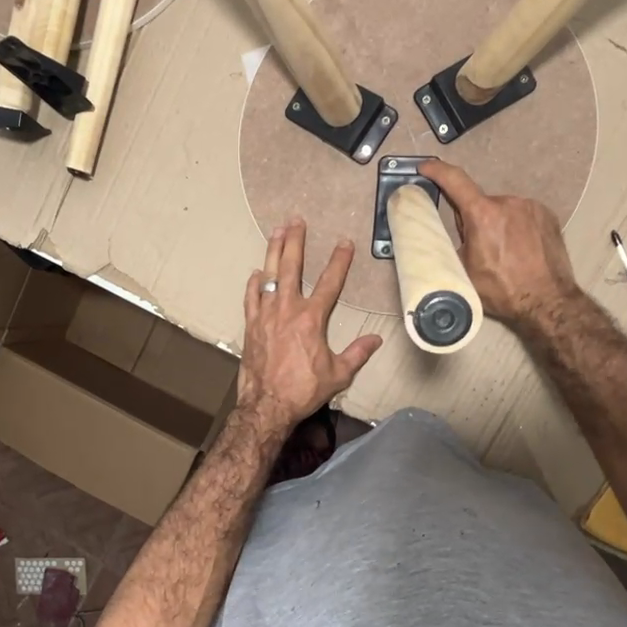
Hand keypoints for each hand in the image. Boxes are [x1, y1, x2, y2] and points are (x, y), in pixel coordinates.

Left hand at [238, 220, 382, 433]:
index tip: (344, 243)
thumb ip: (357, 353)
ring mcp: (265, 316)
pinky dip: (254, 284)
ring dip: (272, 252)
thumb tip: (376, 340)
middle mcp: (287, 310)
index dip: (339, 261)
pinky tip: (256, 273)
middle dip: (295, 242)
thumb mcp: (338, 374)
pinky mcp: (250, 327)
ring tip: (276, 232)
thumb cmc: (303, 391)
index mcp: (312, 319)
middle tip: (296, 220)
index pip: (329, 283)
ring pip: (268, 276)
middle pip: (291, 267)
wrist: (267, 405)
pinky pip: (251, 298)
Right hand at [420, 159, 578, 323]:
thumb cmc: (504, 290)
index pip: (455, 181)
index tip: (426, 166)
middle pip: (478, 204)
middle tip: (476, 249)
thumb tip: (441, 232)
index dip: (437, 171)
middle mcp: (509, 203)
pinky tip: (518, 250)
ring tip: (501, 254)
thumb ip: (451, 243)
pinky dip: (514, 227)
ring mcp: (531, 207)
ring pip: (500, 210)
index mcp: (483, 215)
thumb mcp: (463, 270)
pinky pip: (520, 214)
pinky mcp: (546, 215)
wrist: (547, 300)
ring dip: (495, 224)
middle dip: (472, 221)